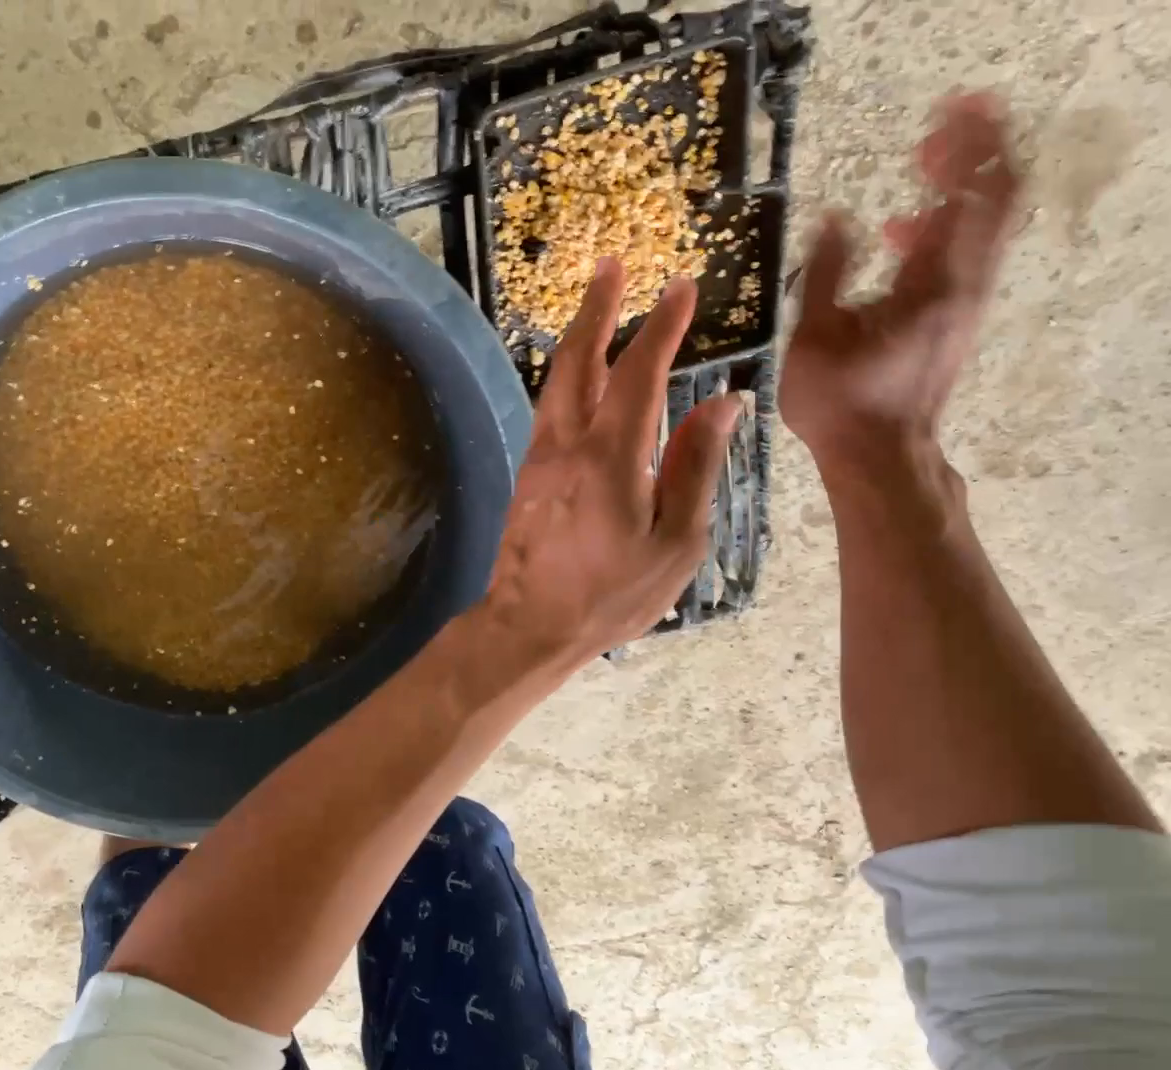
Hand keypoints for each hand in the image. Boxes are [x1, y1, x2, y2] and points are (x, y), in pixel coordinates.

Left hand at [457, 258, 741, 689]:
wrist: (528, 624)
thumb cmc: (611, 593)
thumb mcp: (676, 539)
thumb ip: (696, 465)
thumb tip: (722, 402)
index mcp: (609, 456)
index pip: (638, 372)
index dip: (660, 326)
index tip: (682, 286)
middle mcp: (564, 445)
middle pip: (576, 361)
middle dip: (596, 309)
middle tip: (612, 266)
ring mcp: (538, 459)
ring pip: (555, 384)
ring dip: (577, 340)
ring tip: (597, 307)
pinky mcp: (527, 476)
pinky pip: (548, 411)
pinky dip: (567, 379)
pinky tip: (581, 377)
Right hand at [782, 92, 1022, 482]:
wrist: (879, 452)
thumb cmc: (839, 399)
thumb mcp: (814, 336)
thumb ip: (826, 273)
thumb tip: (834, 218)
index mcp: (936, 282)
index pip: (975, 194)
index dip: (971, 146)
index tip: (947, 111)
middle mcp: (966, 283)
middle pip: (995, 199)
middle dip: (973, 155)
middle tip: (937, 128)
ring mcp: (963, 300)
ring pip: (982, 224)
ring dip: (959, 188)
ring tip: (922, 165)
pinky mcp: (949, 316)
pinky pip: (961, 253)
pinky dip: (942, 225)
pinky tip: (901, 228)